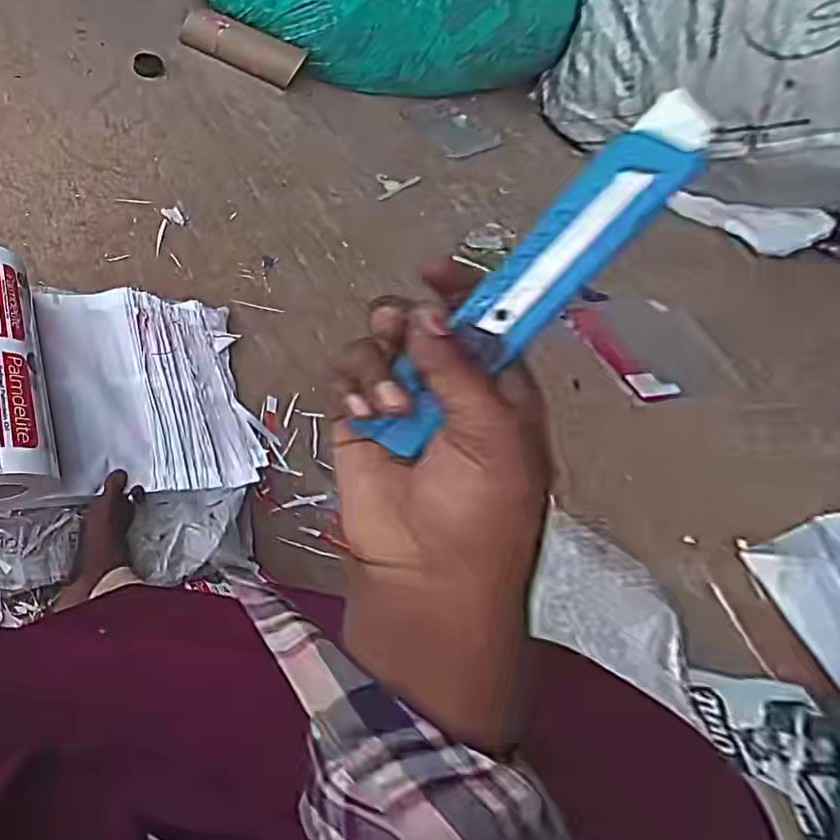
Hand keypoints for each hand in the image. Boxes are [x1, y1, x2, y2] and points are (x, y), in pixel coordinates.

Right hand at [327, 258, 550, 599]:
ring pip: (374, 348)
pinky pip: (345, 378)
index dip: (463, 292)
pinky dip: (351, 388)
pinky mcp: (355, 417)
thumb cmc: (482, 514)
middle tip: (397, 329)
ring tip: (391, 408)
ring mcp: (396, 401)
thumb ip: (460, 372)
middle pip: (416, 325)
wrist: (425, 567)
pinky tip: (365, 414)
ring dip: (378, 369)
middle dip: (404, 323)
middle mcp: (443, 387)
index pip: (479, 323)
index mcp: (494, 387)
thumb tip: (427, 314)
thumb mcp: (493, 437)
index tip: (436, 272)